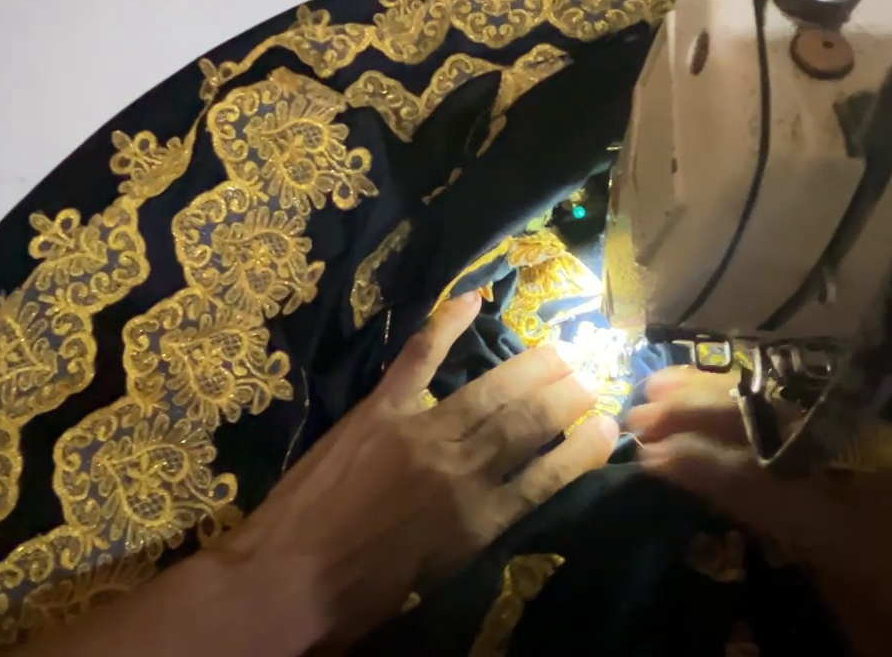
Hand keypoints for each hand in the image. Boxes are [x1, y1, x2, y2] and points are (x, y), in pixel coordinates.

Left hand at [23, 290, 618, 656]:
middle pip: (525, 426)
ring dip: (529, 368)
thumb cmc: (360, 592)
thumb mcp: (435, 576)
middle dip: (563, 397)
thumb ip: (475, 528)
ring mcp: (419, 431)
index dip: (580, 450)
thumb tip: (506, 490)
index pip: (545, 478)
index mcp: (475, 523)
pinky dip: (445, 324)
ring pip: (489, 391)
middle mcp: (460, 471)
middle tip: (589, 371)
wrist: (284, 580)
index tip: (608, 425)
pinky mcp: (380, 408)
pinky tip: (473, 298)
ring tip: (560, 349)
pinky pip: (420, 357)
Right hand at [630, 367, 891, 656]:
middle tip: (642, 401)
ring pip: (799, 407)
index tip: (648, 452)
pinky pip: (834, 416)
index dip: (697, 466)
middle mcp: (884, 474)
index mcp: (869, 536)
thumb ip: (823, 577)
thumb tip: (773, 526)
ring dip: (733, 396)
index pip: (758, 485)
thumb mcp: (888, 645)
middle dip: (701, 410)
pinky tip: (748, 402)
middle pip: (771, 425)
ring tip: (674, 383)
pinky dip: (781, 407)